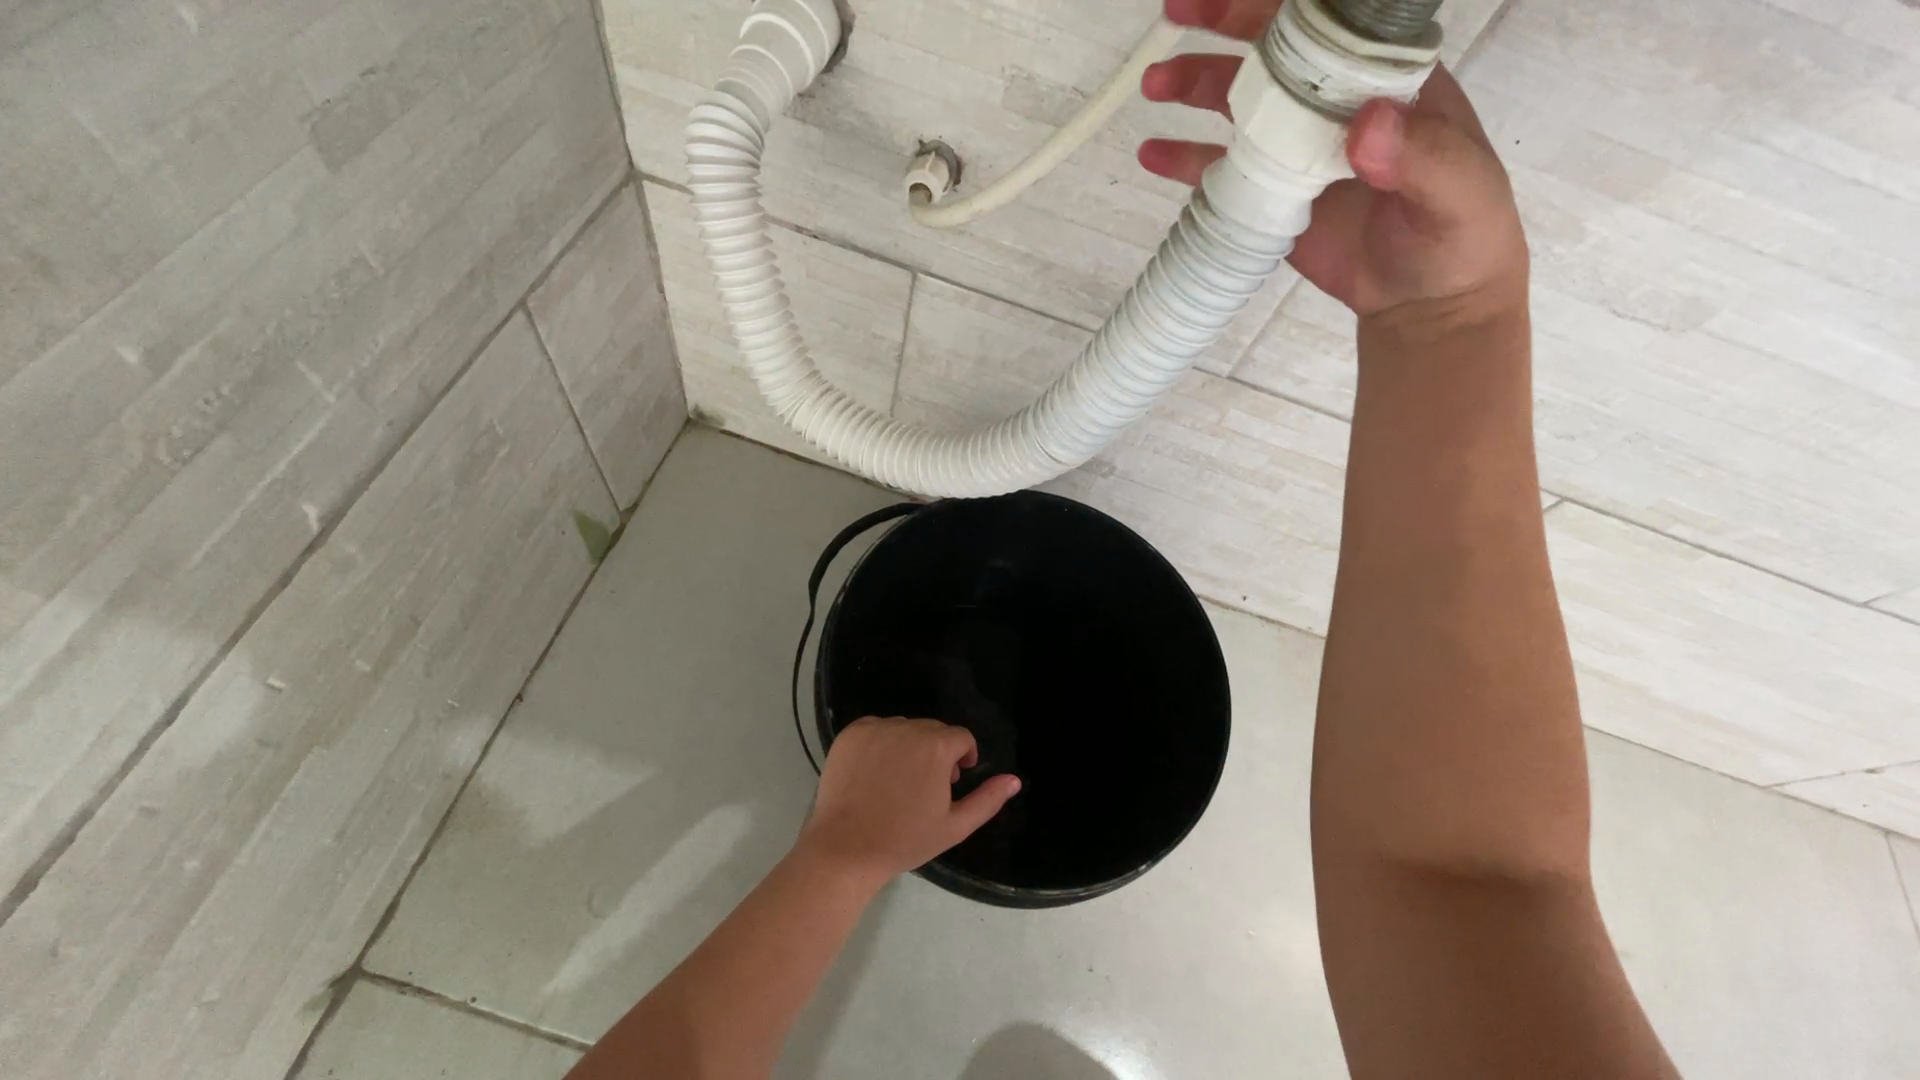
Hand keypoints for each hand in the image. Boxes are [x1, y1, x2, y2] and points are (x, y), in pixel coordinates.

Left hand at [796, 717, 1021, 886]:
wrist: (846, 849)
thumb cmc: (905, 840)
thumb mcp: (955, 826)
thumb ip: (987, 799)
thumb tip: (1014, 780)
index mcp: (936, 747)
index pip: (961, 737)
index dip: (963, 758)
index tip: (953, 781)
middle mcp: (907, 728)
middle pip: (933, 730)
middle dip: (937, 753)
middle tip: (926, 787)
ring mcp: (876, 729)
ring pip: (904, 729)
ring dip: (909, 747)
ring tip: (898, 782)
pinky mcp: (850, 735)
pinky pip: (876, 729)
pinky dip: (880, 744)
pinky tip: (874, 774)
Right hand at [1139, 0, 1527, 326]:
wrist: (1423, 300)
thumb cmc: (1457, 237)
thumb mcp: (1457, 191)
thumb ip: (1421, 156)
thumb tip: (1367, 125)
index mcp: (1385, 80)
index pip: (1331, 22)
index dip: (1283, 2)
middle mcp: (1334, 103)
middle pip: (1274, 48)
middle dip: (1225, 21)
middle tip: (1178, 9)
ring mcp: (1297, 147)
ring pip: (1239, 102)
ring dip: (1195, 84)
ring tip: (1154, 84)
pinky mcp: (1270, 192)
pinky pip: (1221, 169)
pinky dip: (1184, 159)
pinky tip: (1152, 154)